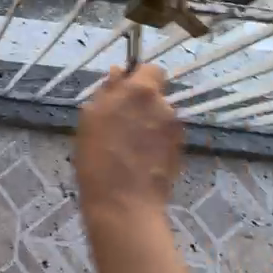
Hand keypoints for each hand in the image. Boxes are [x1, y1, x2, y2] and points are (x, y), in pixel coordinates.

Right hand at [75, 65, 183, 220]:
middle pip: (157, 94)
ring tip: (130, 145)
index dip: (140, 77)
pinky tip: (142, 158)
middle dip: (143, 102)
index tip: (124, 91)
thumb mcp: (91, 118)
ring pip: (161, 116)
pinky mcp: (180, 150)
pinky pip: (166, 136)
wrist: (124, 203)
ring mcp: (175, 129)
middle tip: (123, 121)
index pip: (152, 69)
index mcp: (140, 92)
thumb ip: (108, 91)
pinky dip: (156, 141)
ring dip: (150, 122)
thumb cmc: (97, 158)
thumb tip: (118, 72)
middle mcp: (163, 105)